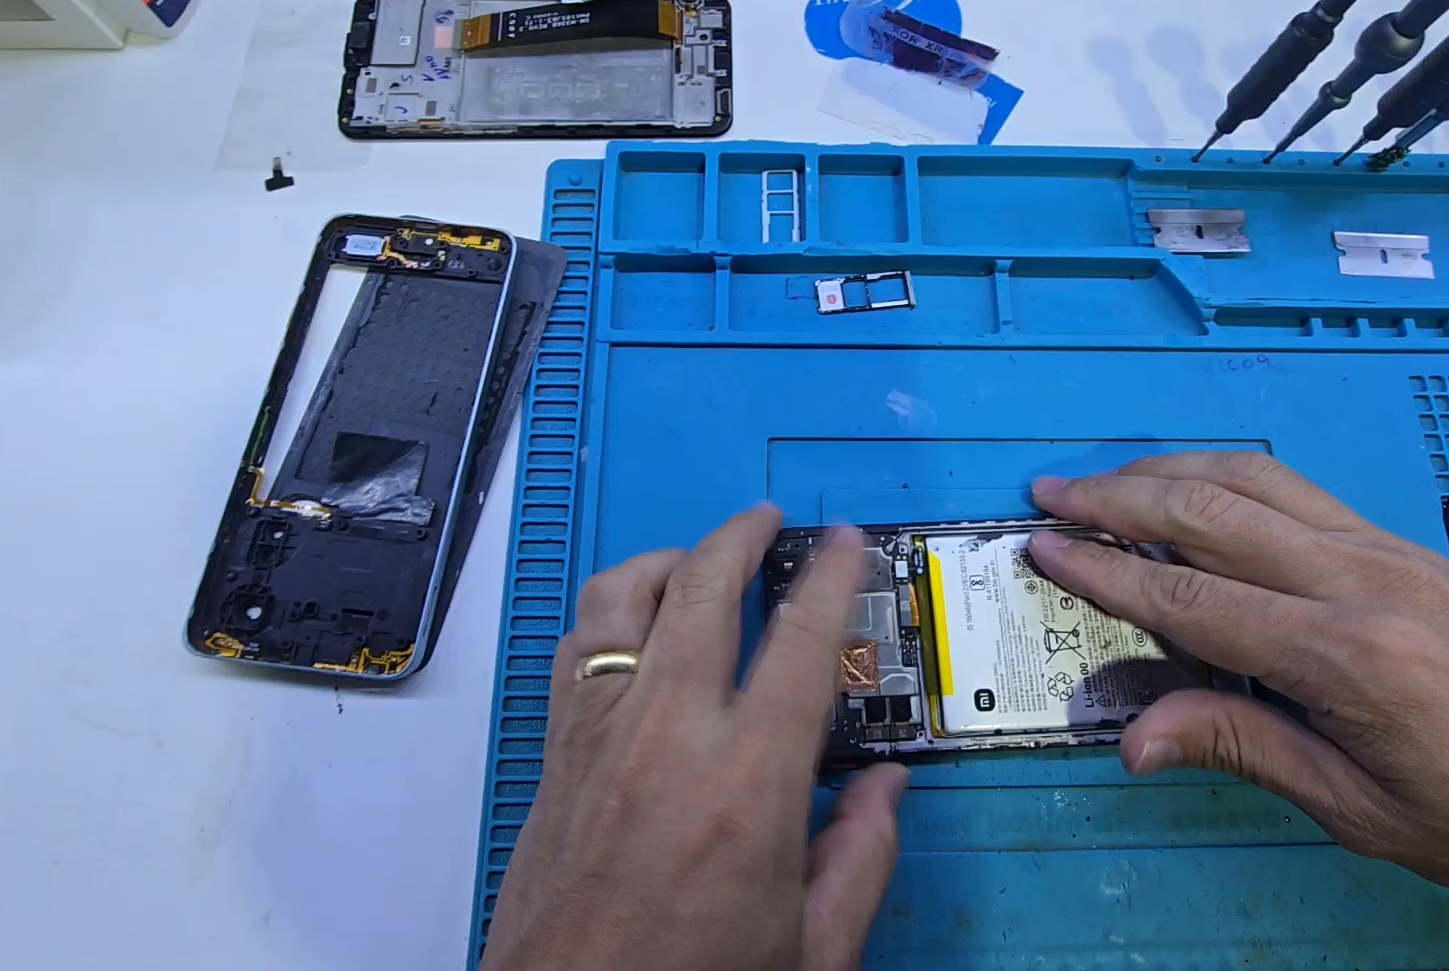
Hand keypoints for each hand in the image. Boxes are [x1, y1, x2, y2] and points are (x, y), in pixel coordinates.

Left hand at [482, 506, 908, 970]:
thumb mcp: (810, 950)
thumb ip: (862, 857)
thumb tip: (888, 787)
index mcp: (748, 783)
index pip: (801, 643)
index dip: (830, 577)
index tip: (843, 542)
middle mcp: (669, 734)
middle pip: (704, 589)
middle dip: (740, 535)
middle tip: (765, 520)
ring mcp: (603, 731)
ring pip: (624, 595)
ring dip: (669, 559)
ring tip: (698, 559)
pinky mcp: (559, 745)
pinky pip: (577, 641)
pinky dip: (611, 608)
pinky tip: (636, 620)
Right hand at [1027, 452, 1448, 953]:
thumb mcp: (1360, 810)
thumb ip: (1239, 746)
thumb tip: (1133, 742)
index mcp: (1346, 655)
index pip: (1188, 596)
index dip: (1103, 570)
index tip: (1043, 547)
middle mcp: (1360, 579)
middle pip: (1209, 511)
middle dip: (1116, 496)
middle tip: (1050, 493)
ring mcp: (1386, 549)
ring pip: (1252, 479)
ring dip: (1164, 470)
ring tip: (1104, 481)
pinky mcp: (1402, 544)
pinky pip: (1292, 488)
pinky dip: (1220, 476)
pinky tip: (1191, 489)